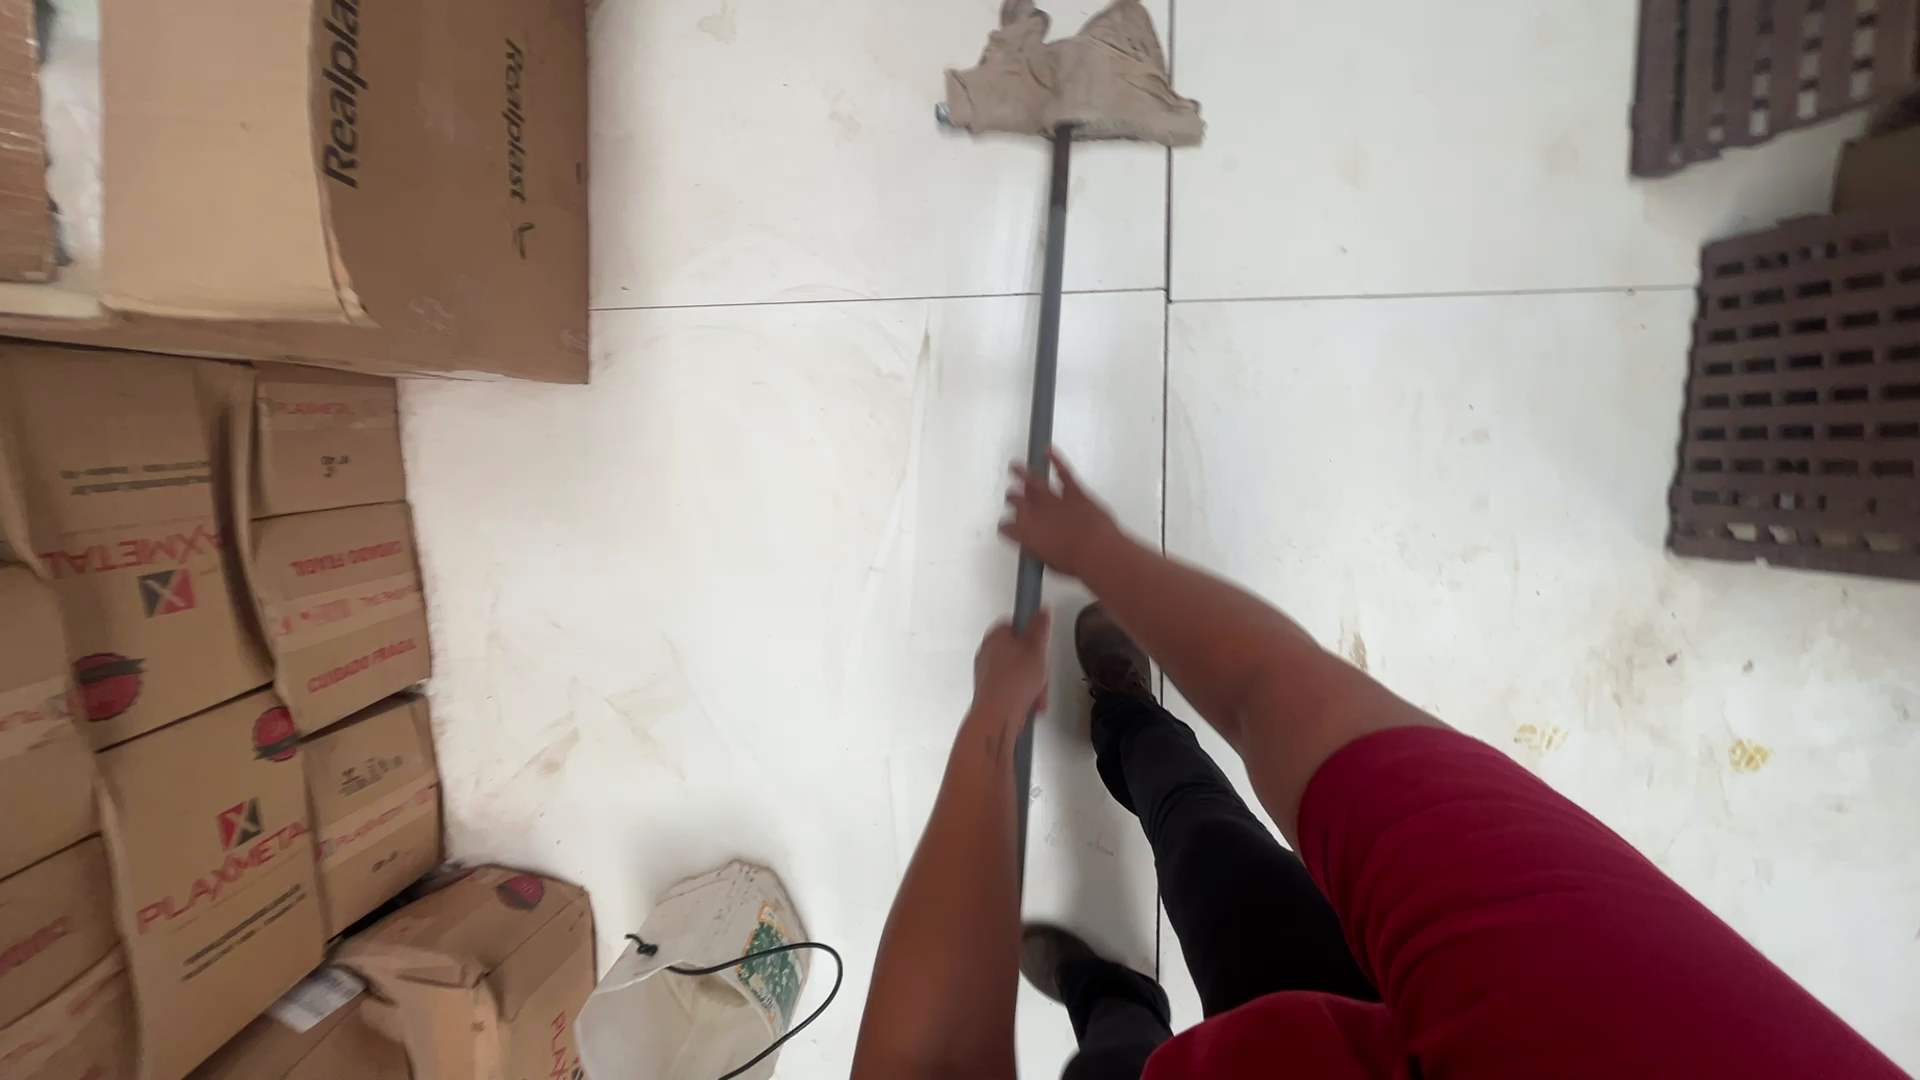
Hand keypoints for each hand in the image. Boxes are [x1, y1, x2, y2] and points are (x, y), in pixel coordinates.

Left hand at [971, 608, 1051, 727]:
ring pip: (1016, 671)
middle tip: (1039, 668)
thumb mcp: (1037, 647)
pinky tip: (1030, 701)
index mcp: (995, 635)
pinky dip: (1022, 694)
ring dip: (1030, 681)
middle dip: (1033, 662)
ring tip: (1036, 690)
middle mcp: (987, 652)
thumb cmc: (1012, 682)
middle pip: (1017, 650)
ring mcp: (987, 673)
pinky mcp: (990, 691)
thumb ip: (1040, 626)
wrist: (999, 713)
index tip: (1040, 638)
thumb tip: (1041, 611)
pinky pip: (1011, 688)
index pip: (1014, 623)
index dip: (1031, 632)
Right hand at [1000, 449, 1117, 578]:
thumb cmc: (1075, 564)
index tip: (1005, 527)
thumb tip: (1039, 547)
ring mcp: (1054, 500)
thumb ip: (1040, 550)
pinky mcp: (1074, 491)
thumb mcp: (1050, 563)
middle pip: (1016, 501)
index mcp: (1027, 534)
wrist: (1098, 551)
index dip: (1005, 527)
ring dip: (1022, 472)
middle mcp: (1035, 514)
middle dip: (1012, 499)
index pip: (1007, 528)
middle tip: (1011, 497)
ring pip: (1033, 482)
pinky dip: (1055, 459)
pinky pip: (1063, 472)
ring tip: (1014, 466)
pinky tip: (1047, 450)